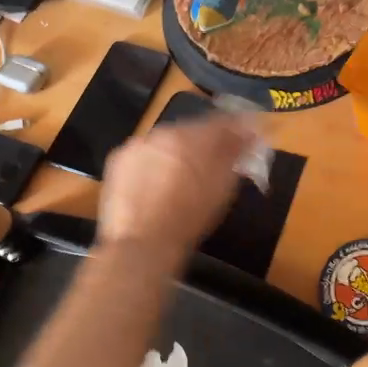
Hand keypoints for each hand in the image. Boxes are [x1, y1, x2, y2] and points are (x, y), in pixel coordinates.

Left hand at [97, 118, 250, 265]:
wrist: (141, 244)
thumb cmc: (189, 219)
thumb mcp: (223, 187)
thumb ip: (236, 153)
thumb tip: (249, 131)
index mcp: (194, 136)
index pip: (223, 122)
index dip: (238, 128)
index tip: (248, 137)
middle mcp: (165, 131)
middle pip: (194, 129)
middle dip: (207, 141)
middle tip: (215, 161)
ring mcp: (139, 144)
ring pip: (168, 140)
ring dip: (179, 150)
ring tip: (184, 175)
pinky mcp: (118, 159)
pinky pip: (146, 153)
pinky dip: (155, 161)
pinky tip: (158, 182)